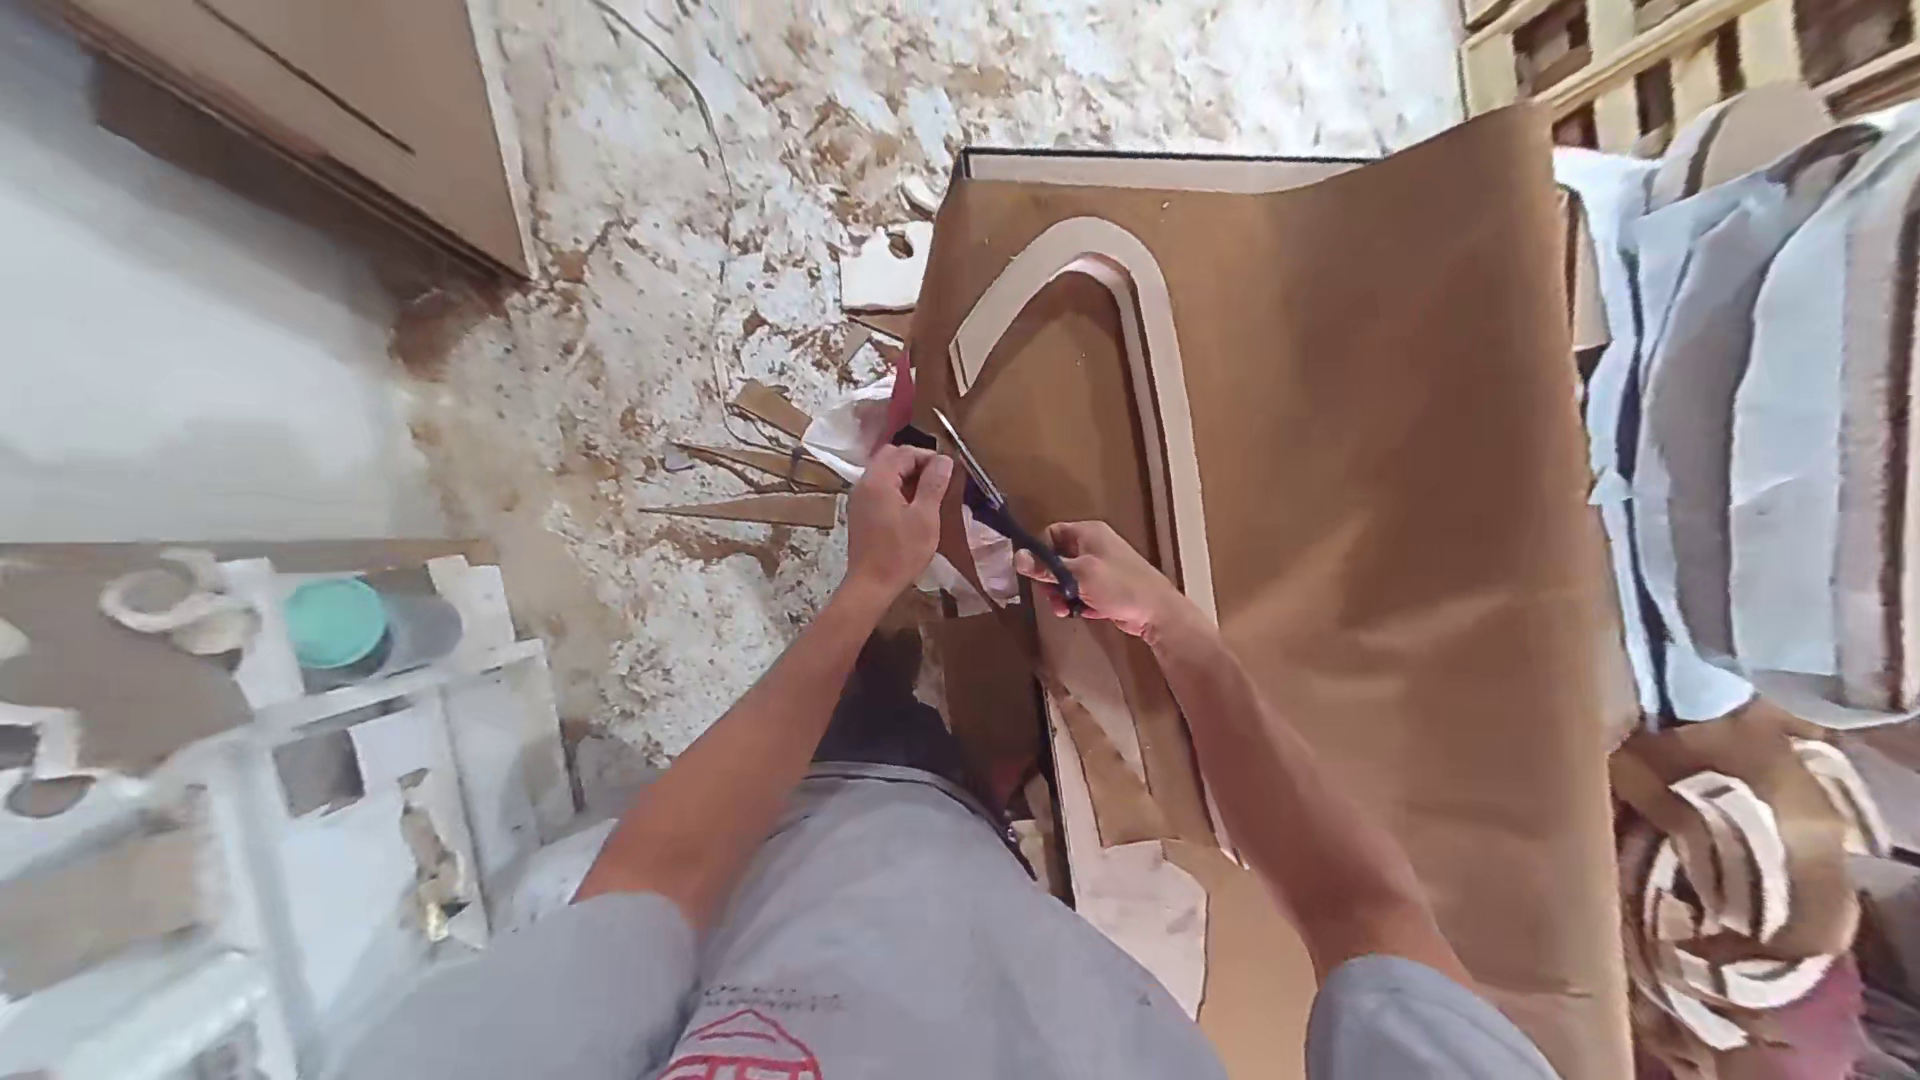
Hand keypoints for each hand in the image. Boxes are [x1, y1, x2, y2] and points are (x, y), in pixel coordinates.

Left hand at [843, 445, 952, 603]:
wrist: (871, 585)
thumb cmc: (901, 553)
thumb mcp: (925, 518)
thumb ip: (934, 484)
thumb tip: (944, 460)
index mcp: (878, 481)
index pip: (905, 452)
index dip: (928, 457)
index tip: (947, 471)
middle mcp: (864, 483)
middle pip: (890, 457)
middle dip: (916, 462)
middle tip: (938, 479)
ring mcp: (859, 498)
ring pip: (884, 471)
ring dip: (906, 475)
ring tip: (928, 493)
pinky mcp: (859, 511)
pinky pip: (878, 487)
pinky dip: (896, 487)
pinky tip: (911, 506)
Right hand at [1014, 521, 1191, 639]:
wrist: (1157, 612)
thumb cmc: (1120, 586)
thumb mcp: (1079, 575)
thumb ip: (1047, 568)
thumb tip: (1016, 557)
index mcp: (1088, 533)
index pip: (1051, 534)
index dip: (1040, 552)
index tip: (1035, 572)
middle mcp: (1093, 545)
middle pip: (1056, 558)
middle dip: (1050, 580)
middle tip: (1051, 595)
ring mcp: (1100, 567)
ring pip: (1067, 577)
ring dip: (1061, 594)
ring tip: (1063, 609)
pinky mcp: (1104, 587)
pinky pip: (1080, 591)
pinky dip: (1076, 601)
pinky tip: (1077, 613)